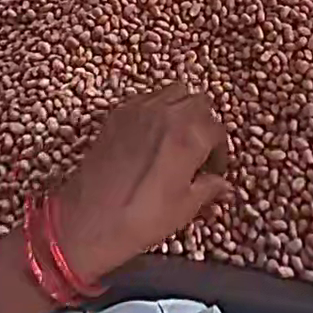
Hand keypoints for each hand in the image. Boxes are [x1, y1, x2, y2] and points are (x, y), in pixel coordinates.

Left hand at [50, 83, 230, 284]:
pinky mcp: (118, 113)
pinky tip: (151, 137)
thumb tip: (223, 185)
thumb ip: (208, 188)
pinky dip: (156, 110)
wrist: (88, 219)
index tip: (213, 171)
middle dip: (204, 124)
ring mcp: (140, 109)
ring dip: (181, 110)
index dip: (219, 152)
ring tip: (177, 138)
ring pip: (173, 92)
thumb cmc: (142, 217)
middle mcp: (168, 112)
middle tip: (199, 151)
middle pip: (198, 102)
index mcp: (191, 134)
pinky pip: (147, 99)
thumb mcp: (184, 207)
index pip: (217, 130)